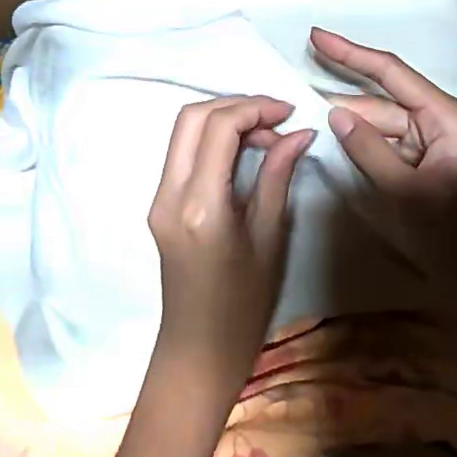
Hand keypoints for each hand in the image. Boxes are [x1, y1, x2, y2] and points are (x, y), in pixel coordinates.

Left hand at [147, 96, 315, 395]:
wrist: (198, 351)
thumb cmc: (243, 306)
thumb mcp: (270, 239)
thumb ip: (277, 177)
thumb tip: (299, 133)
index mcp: (200, 206)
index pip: (218, 127)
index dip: (255, 108)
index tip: (289, 112)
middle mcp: (169, 193)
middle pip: (191, 117)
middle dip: (235, 105)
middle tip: (276, 119)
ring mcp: (157, 197)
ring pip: (182, 131)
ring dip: (221, 119)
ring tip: (264, 134)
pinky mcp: (158, 203)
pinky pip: (181, 152)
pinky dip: (210, 138)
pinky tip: (241, 150)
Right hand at [311, 28, 456, 297]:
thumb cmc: (455, 241)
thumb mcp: (404, 194)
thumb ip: (368, 149)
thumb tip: (335, 113)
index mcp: (446, 118)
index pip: (391, 73)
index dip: (350, 53)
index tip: (315, 35)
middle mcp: (440, 122)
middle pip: (381, 102)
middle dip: (341, 103)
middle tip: (295, 99)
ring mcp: (433, 145)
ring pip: (380, 126)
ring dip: (348, 128)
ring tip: (305, 123)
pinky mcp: (425, 165)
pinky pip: (386, 146)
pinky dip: (361, 147)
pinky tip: (333, 147)